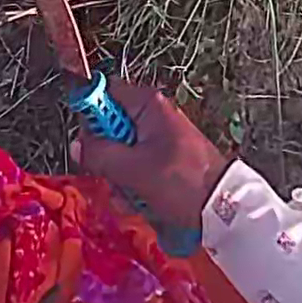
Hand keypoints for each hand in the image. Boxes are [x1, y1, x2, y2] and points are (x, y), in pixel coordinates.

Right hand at [74, 81, 230, 227]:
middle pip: (110, 124)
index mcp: (147, 103)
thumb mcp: (134, 169)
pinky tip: (142, 202)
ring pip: (121, 149)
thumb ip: (100, 154)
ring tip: (131, 195)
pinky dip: (134, 183)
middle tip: (111, 175)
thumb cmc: (181, 182)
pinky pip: (136, 164)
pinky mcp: (164, 157)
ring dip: (119, 175)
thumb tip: (77, 145)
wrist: (224, 211)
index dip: (90, 111)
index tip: (86, 138)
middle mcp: (152, 113)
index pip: (105, 90)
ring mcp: (159, 136)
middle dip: (106, 154)